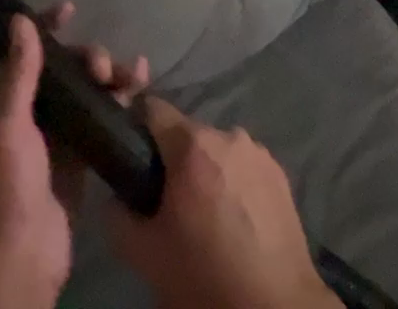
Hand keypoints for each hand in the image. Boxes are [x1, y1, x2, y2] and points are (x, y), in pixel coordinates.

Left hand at [0, 3, 149, 308]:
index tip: (70, 8)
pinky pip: (104, 117)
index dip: (46, 26)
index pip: (27, 52)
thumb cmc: (12, 182)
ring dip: (111, 76)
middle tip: (104, 66)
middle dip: (88, 57)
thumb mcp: (10, 123)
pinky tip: (139, 93)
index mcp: (8, 101)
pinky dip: (120, 101)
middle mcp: (33, 112)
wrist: (26, 249)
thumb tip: (20, 19)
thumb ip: (19, 73)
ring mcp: (61, 134)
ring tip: (134, 74)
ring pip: (90, 91)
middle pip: (66, 69)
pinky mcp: (83, 155)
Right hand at [110, 98, 339, 308]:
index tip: (130, 156)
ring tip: (205, 216)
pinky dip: (233, 183)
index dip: (135, 127)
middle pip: (186, 133)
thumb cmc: (204, 275)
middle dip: (172, 160)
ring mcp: (260, 153)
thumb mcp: (143, 252)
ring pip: (217, 150)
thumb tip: (115, 195)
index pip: (151, 108)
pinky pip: (243, 166)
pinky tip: (234, 221)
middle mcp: (229, 135)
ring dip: (205, 171)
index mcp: (192, 145)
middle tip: (166, 203)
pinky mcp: (281, 174)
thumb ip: (116, 214)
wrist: (275, 307)